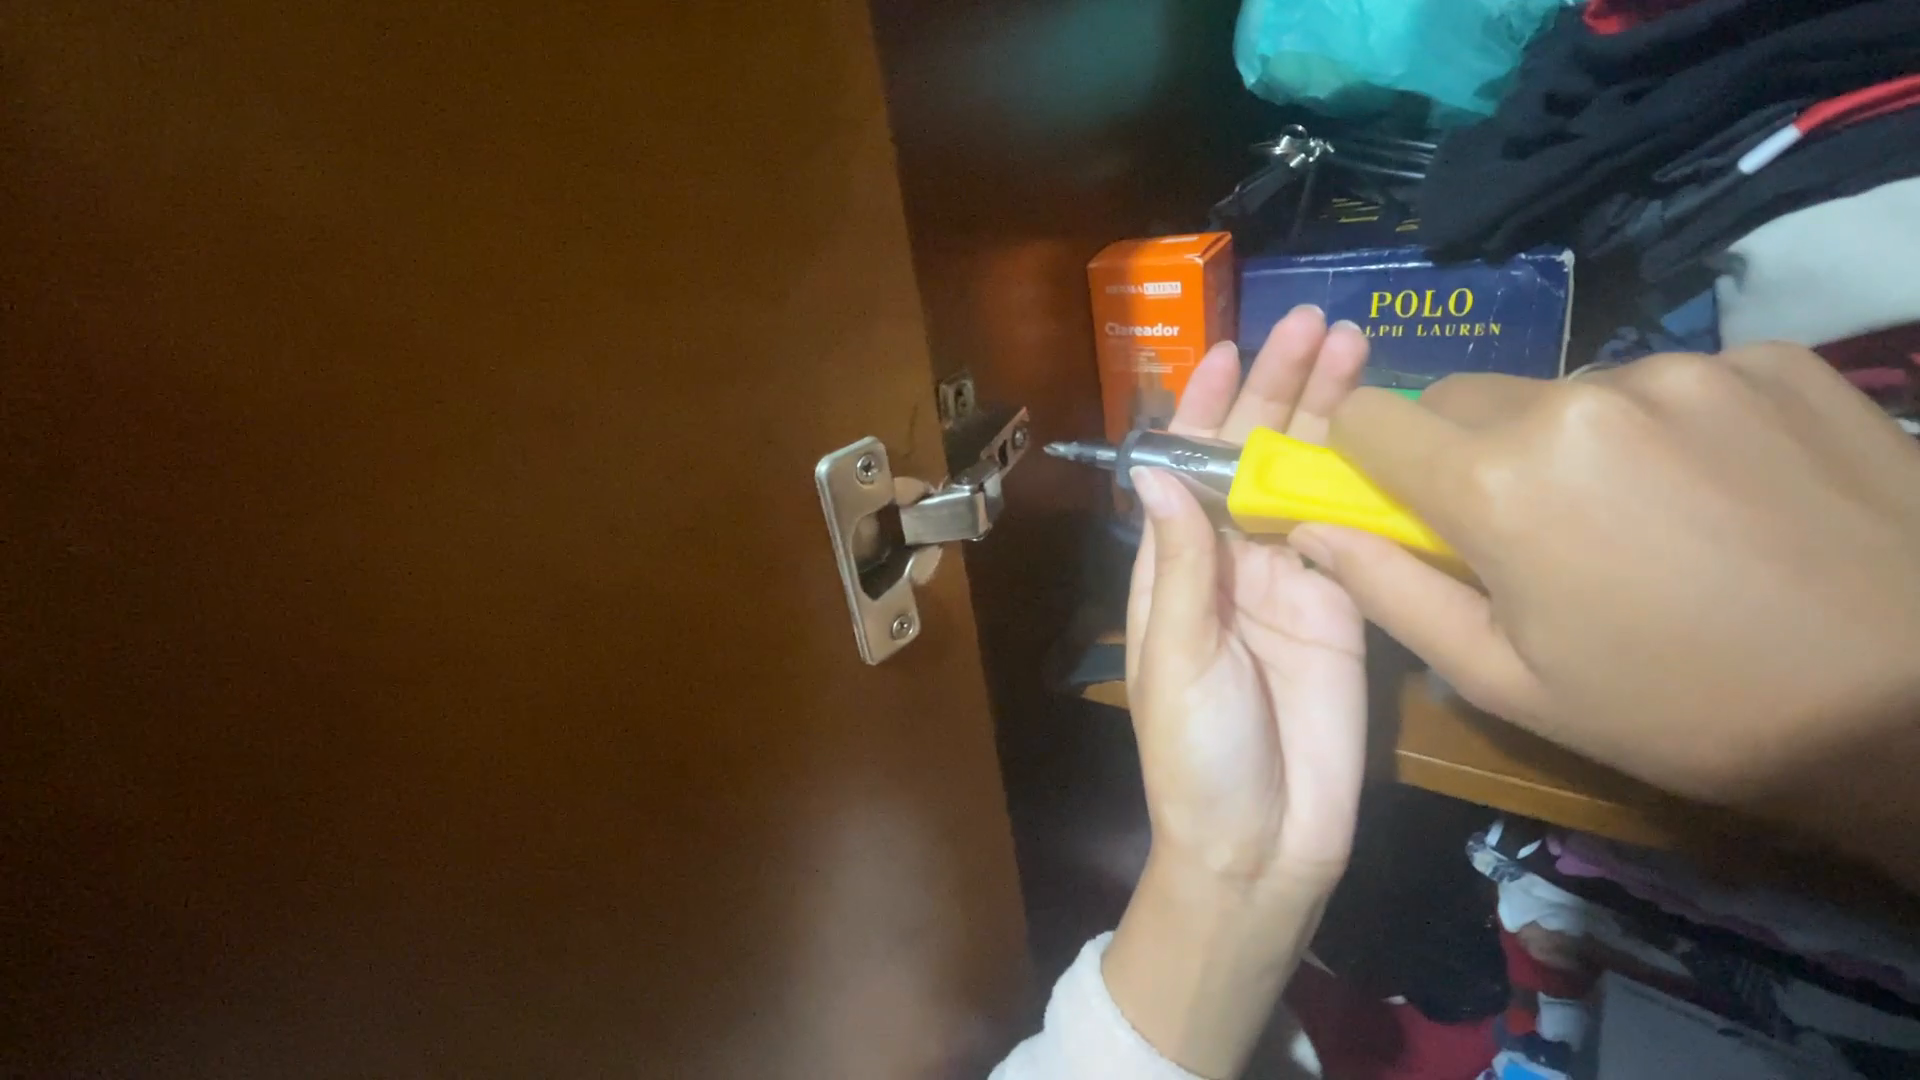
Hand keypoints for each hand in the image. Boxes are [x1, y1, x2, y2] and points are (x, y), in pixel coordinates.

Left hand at [1103, 307, 1368, 1077]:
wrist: (1264, 842)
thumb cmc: (1198, 754)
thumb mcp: (1179, 655)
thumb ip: (1178, 564)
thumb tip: (1154, 470)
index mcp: (1180, 565)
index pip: (1190, 467)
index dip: (1205, 408)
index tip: (1226, 348)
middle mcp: (1235, 559)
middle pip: (1256, 458)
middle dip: (1280, 392)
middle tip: (1316, 324)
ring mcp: (1297, 580)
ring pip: (1311, 482)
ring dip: (1331, 419)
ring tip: (1356, 349)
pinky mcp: (1351, 611)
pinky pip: (1362, 534)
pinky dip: (1375, 485)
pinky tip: (1396, 433)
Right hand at [1290, 345, 1919, 878]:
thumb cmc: (1681, 710)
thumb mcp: (1504, 680)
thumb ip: (1389, 591)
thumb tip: (1311, 527)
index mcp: (1497, 481)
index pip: (1366, 415)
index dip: (1361, 455)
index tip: (1393, 499)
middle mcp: (1575, 400)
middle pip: (1454, 396)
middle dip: (1457, 451)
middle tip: (1517, 525)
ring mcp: (1681, 369)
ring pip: (1554, 391)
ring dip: (1557, 441)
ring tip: (1634, 514)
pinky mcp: (1768, 359)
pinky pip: (1654, 380)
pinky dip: (1651, 426)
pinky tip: (1713, 488)